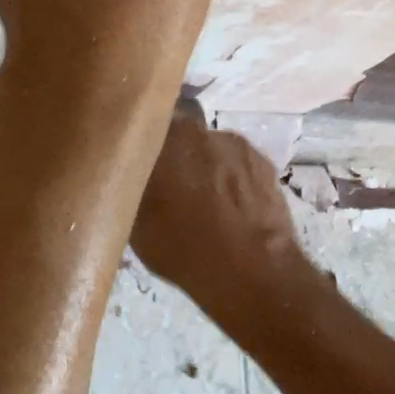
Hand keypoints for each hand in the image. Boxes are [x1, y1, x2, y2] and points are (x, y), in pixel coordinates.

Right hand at [131, 101, 328, 323]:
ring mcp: (236, 144)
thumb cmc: (183, 245)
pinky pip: (238, 165)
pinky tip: (233, 209)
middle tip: (171, 190)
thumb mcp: (135, 222)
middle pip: (182, 136)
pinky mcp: (264, 162)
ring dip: (207, 169)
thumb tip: (130, 175)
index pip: (147, 126)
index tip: (140, 165)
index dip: (144, 144)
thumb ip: (132, 186)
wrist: (251, 267)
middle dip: (176, 157)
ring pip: (212, 151)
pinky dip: (233, 181)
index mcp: (164, 137)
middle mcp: (200, 131)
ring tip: (207, 205)